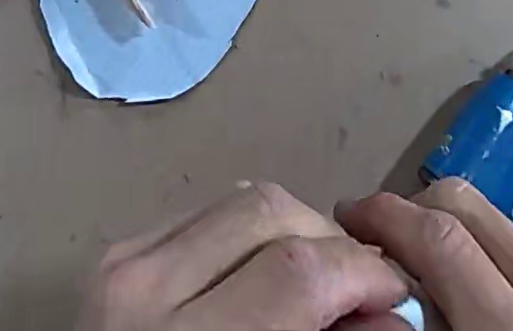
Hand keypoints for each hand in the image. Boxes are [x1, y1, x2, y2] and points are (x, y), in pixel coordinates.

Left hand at [77, 181, 412, 330]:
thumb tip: (393, 314)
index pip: (296, 274)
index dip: (362, 272)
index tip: (395, 290)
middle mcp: (145, 289)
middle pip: (271, 212)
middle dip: (331, 241)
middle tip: (358, 281)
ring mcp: (124, 262)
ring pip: (244, 197)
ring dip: (296, 225)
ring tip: (317, 270)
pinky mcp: (117, 253)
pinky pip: (209, 210)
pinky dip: (253, 226)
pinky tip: (265, 263)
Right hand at [339, 177, 512, 330]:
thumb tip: (377, 297)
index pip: (445, 243)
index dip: (388, 218)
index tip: (351, 217)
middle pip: (468, 208)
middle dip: (412, 208)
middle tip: (380, 233)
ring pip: (499, 225)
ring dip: (454, 236)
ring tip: (431, 271)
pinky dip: (496, 265)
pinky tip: (490, 302)